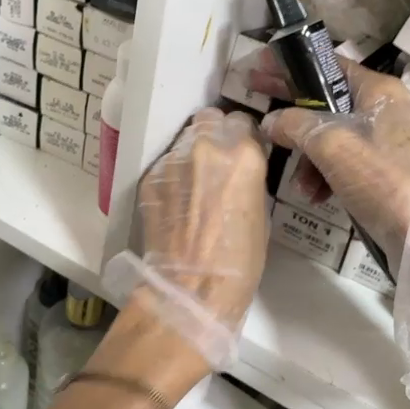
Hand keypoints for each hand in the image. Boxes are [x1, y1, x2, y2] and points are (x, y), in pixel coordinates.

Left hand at [100, 109, 268, 374]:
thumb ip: (248, 176)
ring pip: (184, 139)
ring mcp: (172, 160)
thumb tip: (238, 167)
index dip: (242, 137)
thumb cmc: (239, 261)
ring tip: (194, 183)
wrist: (191, 289)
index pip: (243, 122)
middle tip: (216, 162)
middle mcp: (205, 147)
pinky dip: (172, 175)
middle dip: (215, 135)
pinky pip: (166, 164)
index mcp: (243, 154)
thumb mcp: (260, 211)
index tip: (241, 152)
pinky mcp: (150, 177)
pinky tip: (176, 201)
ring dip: (191, 153)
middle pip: (210, 119)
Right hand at [261, 62, 409, 407]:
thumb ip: (296, 125)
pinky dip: (331, 177)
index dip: (291, 68)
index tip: (257, 71)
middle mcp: (392, 111)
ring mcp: (398, 146)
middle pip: (331, 104)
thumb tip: (271, 121)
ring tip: (299, 186)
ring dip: (311, 158)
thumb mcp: (333, 146)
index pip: (328, 65)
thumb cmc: (386, 181)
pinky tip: (320, 199)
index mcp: (380, 91)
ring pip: (339, 140)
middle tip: (263, 122)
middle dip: (295, 119)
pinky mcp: (400, 178)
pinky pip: (354, 167)